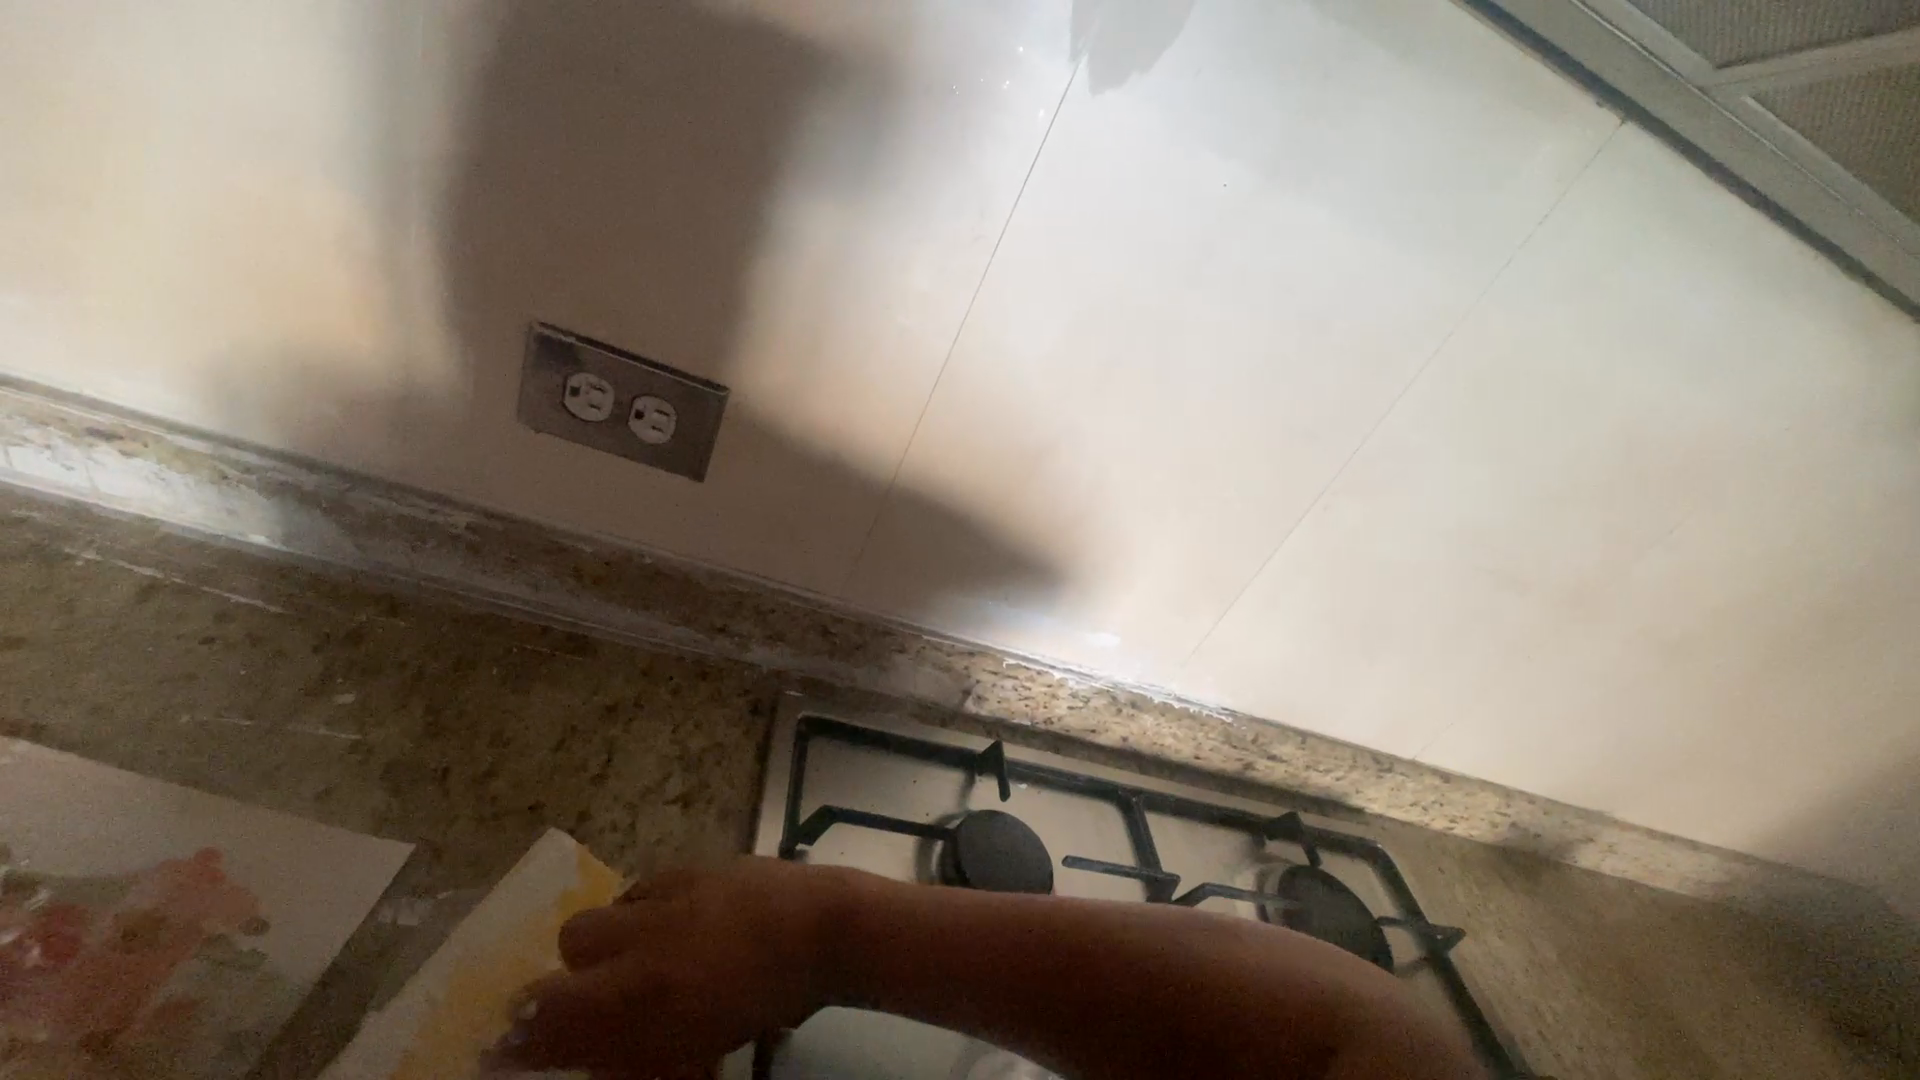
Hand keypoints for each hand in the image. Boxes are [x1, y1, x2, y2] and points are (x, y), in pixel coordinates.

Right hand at [488, 857, 854, 1077]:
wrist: (825, 928)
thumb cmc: (767, 1001)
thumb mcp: (694, 1049)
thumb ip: (635, 1054)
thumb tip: (599, 1060)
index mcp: (638, 989)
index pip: (546, 1010)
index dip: (522, 1033)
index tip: (511, 1046)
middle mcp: (643, 931)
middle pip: (572, 939)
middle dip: (575, 968)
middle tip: (600, 992)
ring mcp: (673, 889)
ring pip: (611, 905)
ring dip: (614, 934)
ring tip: (644, 953)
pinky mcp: (702, 863)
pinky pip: (651, 883)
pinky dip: (650, 906)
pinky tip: (681, 921)